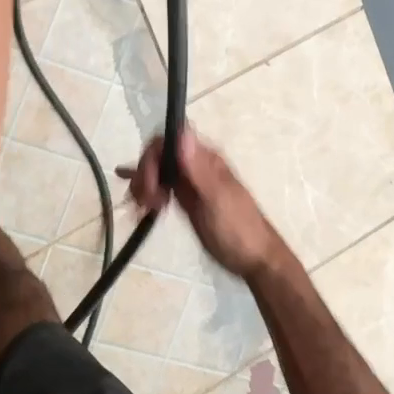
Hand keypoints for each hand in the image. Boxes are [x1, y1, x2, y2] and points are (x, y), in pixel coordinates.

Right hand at [119, 132, 281, 279]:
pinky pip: (160, 186)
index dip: (152, 156)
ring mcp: (189, 181)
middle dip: (145, 175)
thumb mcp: (218, 200)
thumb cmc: (240, 230)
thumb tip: (181, 132)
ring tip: (146, 209)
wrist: (254, 260)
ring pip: (156, 170)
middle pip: (158, 155)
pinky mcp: (185, 198)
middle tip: (147, 203)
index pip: (168, 140)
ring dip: (144, 185)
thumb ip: (199, 169)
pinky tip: (138, 201)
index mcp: (204, 158)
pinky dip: (146, 191)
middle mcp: (194, 164)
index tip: (150, 183)